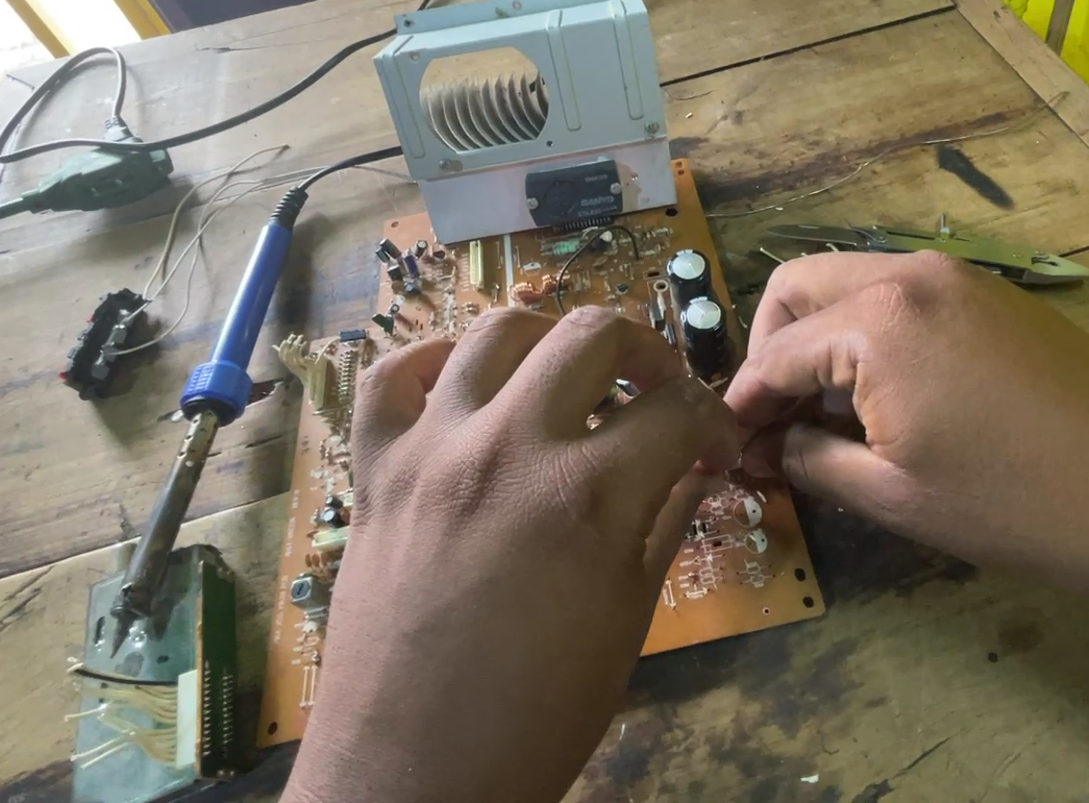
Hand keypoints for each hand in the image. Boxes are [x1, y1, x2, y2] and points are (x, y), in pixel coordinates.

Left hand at [283, 308, 733, 802]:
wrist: (410, 778)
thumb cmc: (538, 712)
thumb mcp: (629, 617)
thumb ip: (666, 521)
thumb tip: (695, 465)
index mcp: (587, 497)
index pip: (678, 411)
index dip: (713, 419)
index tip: (713, 445)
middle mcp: (509, 448)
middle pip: (594, 334)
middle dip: (647, 351)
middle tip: (654, 391)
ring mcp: (432, 449)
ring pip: (495, 331)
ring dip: (549, 341)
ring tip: (567, 375)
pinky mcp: (375, 469)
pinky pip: (390, 376)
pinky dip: (432, 363)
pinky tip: (463, 384)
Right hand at [725, 251, 1088, 612]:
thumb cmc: (1018, 506)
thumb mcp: (893, 496)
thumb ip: (808, 458)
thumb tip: (761, 443)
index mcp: (876, 321)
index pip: (774, 353)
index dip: (742, 401)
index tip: (729, 442)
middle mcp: (906, 273)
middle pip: (796, 288)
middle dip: (769, 348)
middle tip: (774, 414)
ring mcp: (953, 273)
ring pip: (845, 283)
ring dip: (817, 337)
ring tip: (827, 410)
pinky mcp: (985, 289)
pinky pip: (894, 293)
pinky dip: (864, 331)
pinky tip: (883, 392)